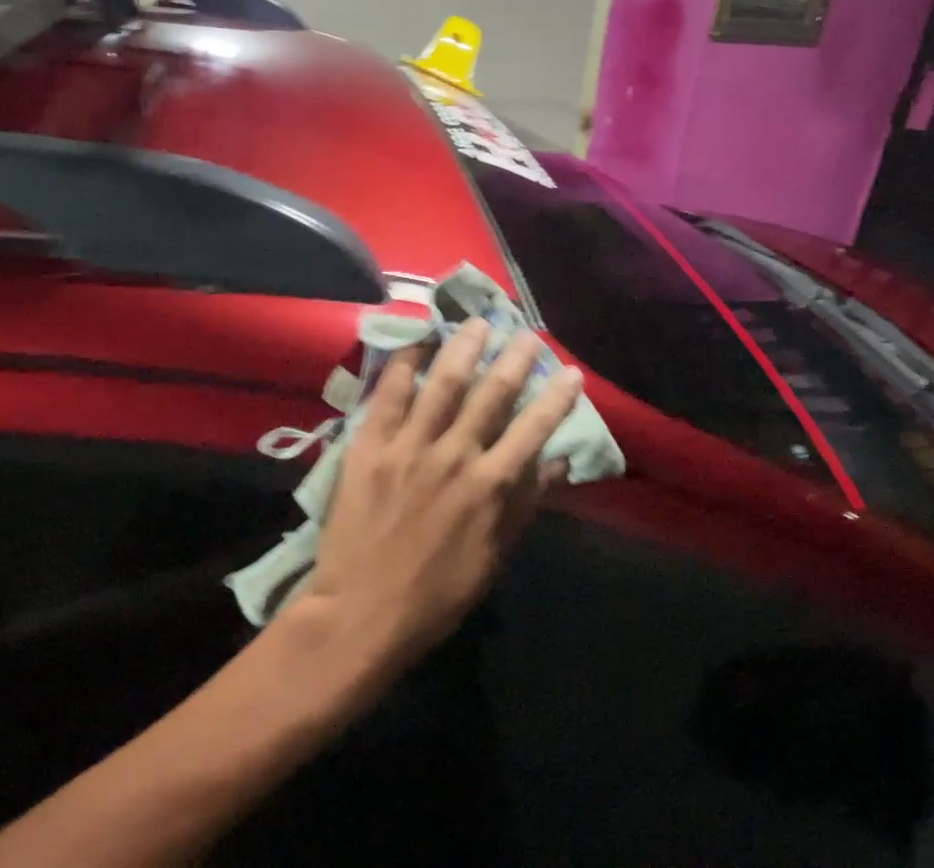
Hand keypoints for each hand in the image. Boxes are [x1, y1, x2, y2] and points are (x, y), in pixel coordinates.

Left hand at [302, 320, 582, 667]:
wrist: (362, 611)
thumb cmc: (435, 594)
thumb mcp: (494, 556)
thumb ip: (526, 504)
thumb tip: (559, 462)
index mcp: (490, 485)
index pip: (534, 428)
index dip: (557, 398)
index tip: (572, 372)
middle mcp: (455, 454)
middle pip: (492, 393)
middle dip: (514, 359)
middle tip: (526, 334)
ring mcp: (409, 446)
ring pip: (443, 382)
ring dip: (464, 347)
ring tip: (478, 322)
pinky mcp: (370, 445)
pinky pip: (389, 394)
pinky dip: (404, 363)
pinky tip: (416, 340)